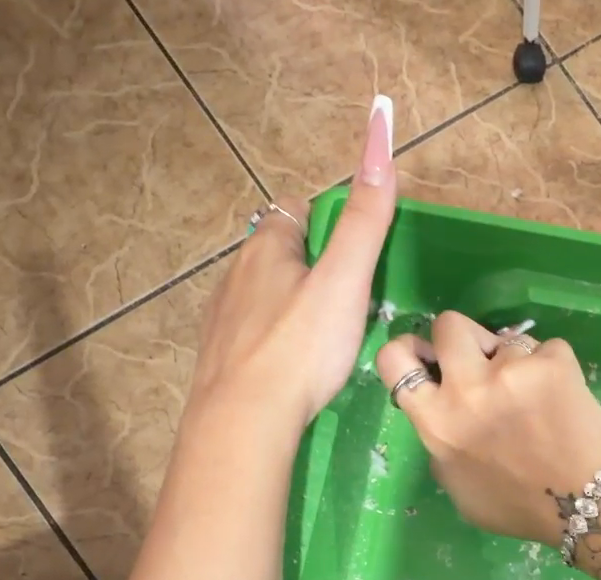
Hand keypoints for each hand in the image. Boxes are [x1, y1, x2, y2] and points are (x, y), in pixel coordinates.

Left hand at [193, 96, 397, 421]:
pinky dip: (273, 339)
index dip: (326, 223)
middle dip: (309, 266)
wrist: (246, 419)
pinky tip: (292, 364)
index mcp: (268, 249)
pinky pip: (252, 334)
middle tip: (346, 297)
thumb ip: (366, 220)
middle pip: (278, 255)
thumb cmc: (300, 347)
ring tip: (323, 334)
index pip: (296, 213)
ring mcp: (223, 317)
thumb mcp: (345, 281)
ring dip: (290, 304)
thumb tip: (380, 140)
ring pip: (263, 295)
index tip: (352, 248)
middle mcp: (236, 273)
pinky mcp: (220, 356)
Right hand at [377, 314, 600, 544]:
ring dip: (515, 362)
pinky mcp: (553, 362)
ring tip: (533, 397)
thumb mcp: (458, 489)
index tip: (427, 358)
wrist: (585, 502)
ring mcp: (512, 370)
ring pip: (505, 340)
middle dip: (463, 339)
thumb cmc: (518, 505)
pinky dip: (551, 368)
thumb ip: (441, 447)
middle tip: (480, 363)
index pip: (394, 357)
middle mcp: (467, 388)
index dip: (409, 349)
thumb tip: (442, 419)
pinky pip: (546, 348)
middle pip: (449, 324)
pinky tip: (559, 398)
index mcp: (437, 421)